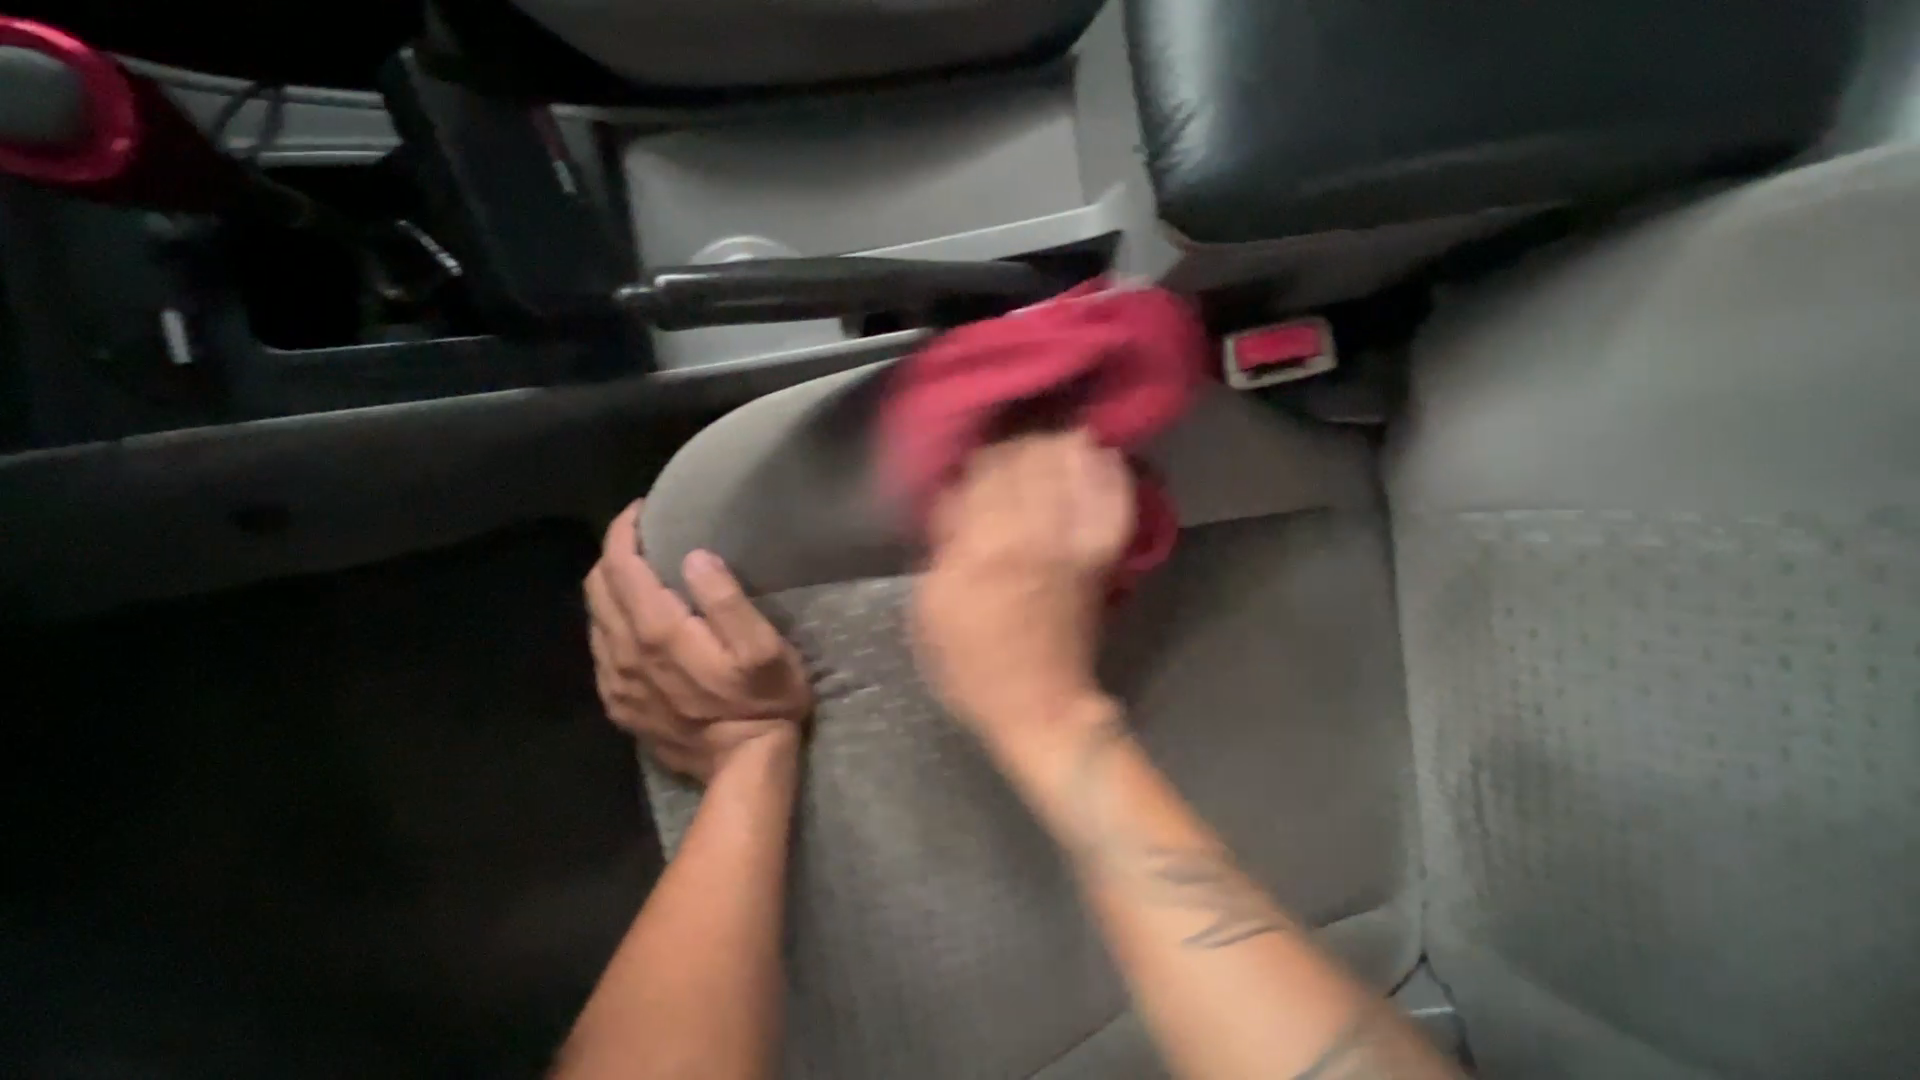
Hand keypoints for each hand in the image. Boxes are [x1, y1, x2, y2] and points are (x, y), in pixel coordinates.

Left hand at [585, 501, 812, 781]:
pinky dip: (612, 622)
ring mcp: (615, 681)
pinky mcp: (618, 703)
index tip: (642, 510)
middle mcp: (624, 652)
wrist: (741, 768)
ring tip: (641, 574)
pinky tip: (638, 623)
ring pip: (594, 616)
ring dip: (611, 586)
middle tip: (645, 538)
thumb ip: (726, 601)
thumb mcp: (764, 649)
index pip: (622, 566)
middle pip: (598, 586)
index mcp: (657, 631)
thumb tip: (694, 557)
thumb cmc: (763, 702)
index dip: (625, 530)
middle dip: (615, 552)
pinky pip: (600, 648)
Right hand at [911, 430, 1133, 749]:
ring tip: (1048, 441)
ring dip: (1059, 446)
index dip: (980, 456)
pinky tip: (1099, 457)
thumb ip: (941, 548)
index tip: (973, 461)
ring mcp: (1073, 542)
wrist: (1040, 707)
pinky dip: (1109, 474)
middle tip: (1006, 451)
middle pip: (1030, 458)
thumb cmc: (972, 666)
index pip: (986, 470)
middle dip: (1017, 445)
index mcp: (984, 547)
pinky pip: (1112, 502)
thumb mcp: (930, 610)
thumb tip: (953, 501)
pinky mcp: (1100, 556)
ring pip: (1071, 468)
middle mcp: (1032, 534)